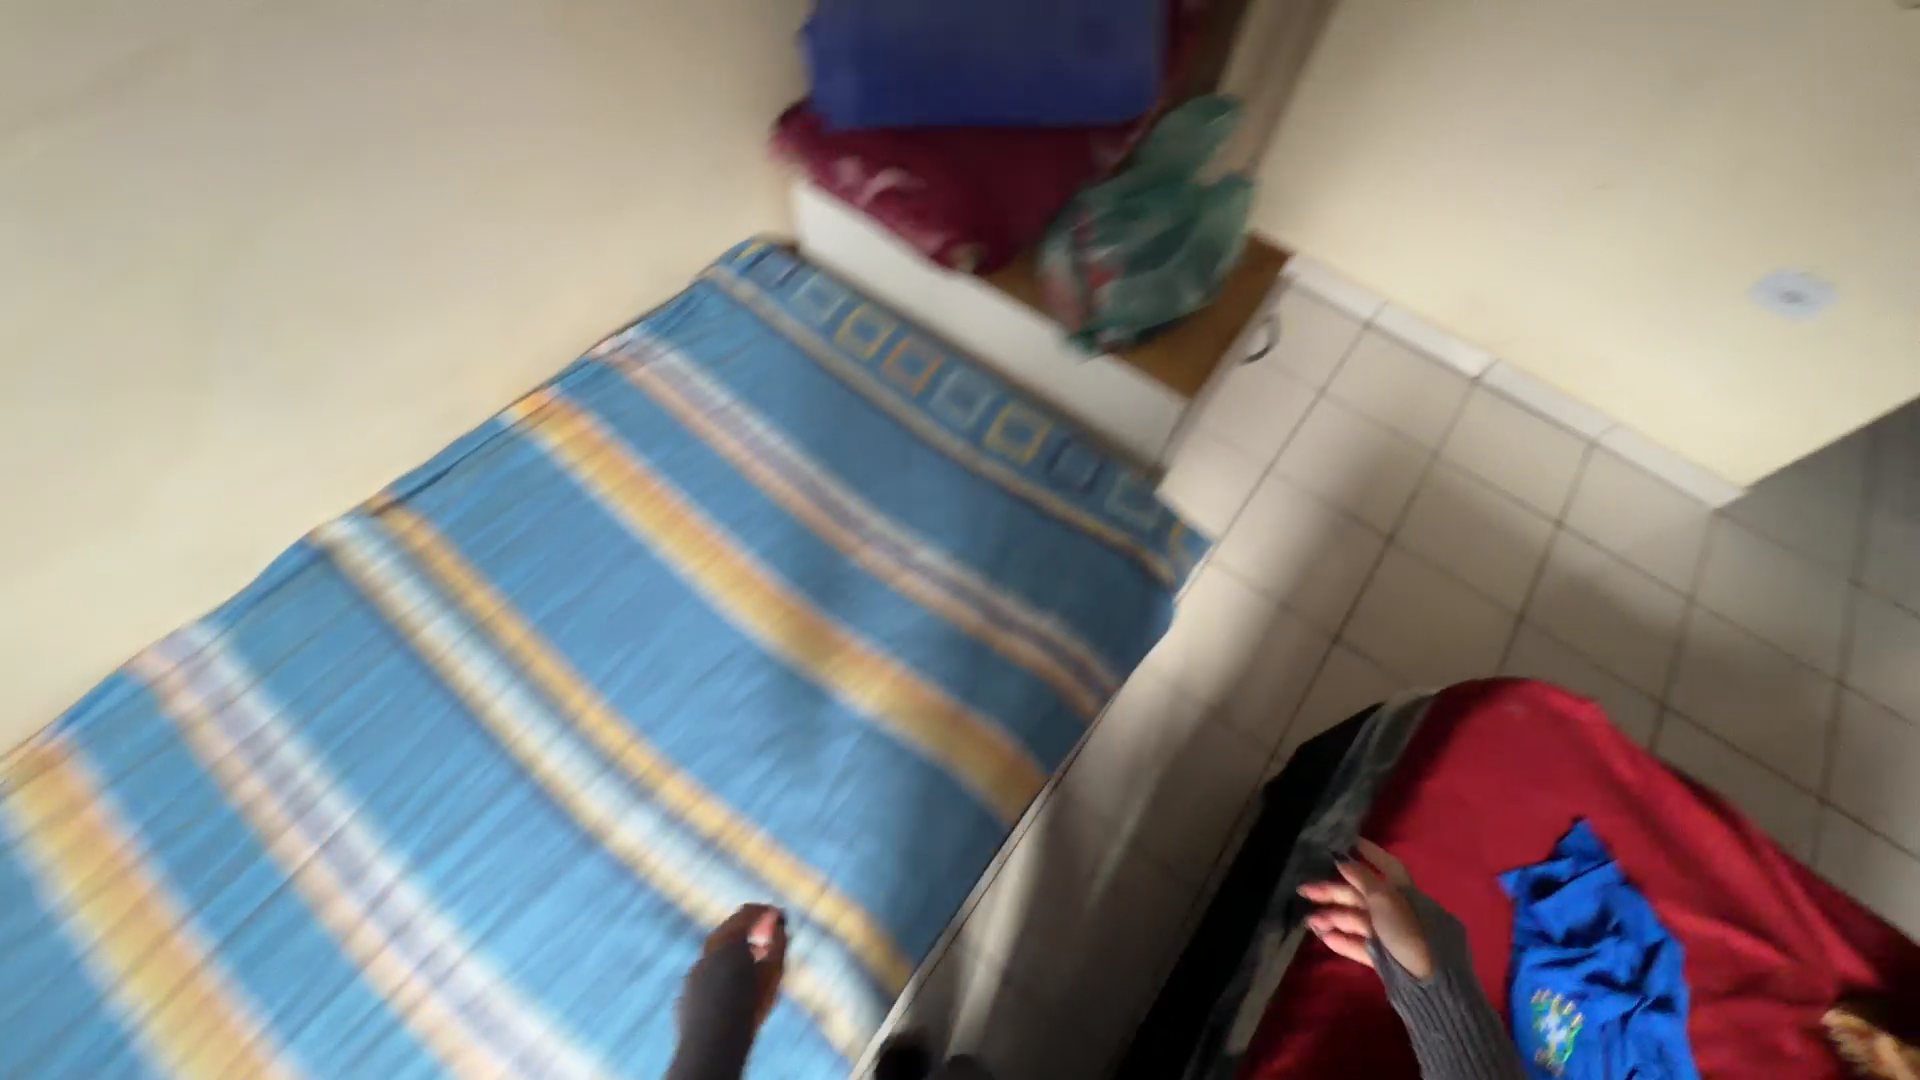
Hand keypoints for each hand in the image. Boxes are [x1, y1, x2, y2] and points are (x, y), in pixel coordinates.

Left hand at [699, 904, 786, 1027]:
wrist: (711, 1046)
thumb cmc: (749, 1006)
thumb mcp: (774, 971)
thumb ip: (779, 942)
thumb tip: (778, 925)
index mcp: (729, 939)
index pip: (748, 912)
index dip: (765, 911)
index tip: (779, 915)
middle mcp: (708, 950)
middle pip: (729, 929)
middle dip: (749, 929)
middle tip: (766, 933)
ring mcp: (695, 971)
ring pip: (717, 953)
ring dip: (736, 951)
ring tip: (754, 958)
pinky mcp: (687, 992)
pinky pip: (708, 973)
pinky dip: (722, 971)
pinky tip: (736, 986)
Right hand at [1297, 838, 1432, 979]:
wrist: (1429, 985)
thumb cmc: (1409, 932)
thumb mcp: (1384, 899)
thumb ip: (1361, 877)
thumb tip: (1341, 858)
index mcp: (1404, 893)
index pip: (1387, 865)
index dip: (1369, 852)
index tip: (1347, 840)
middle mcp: (1398, 910)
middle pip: (1361, 895)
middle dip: (1332, 892)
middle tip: (1303, 890)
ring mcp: (1392, 935)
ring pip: (1357, 920)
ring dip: (1332, 918)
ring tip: (1310, 922)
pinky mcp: (1387, 959)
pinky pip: (1361, 944)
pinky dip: (1343, 940)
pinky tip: (1325, 937)